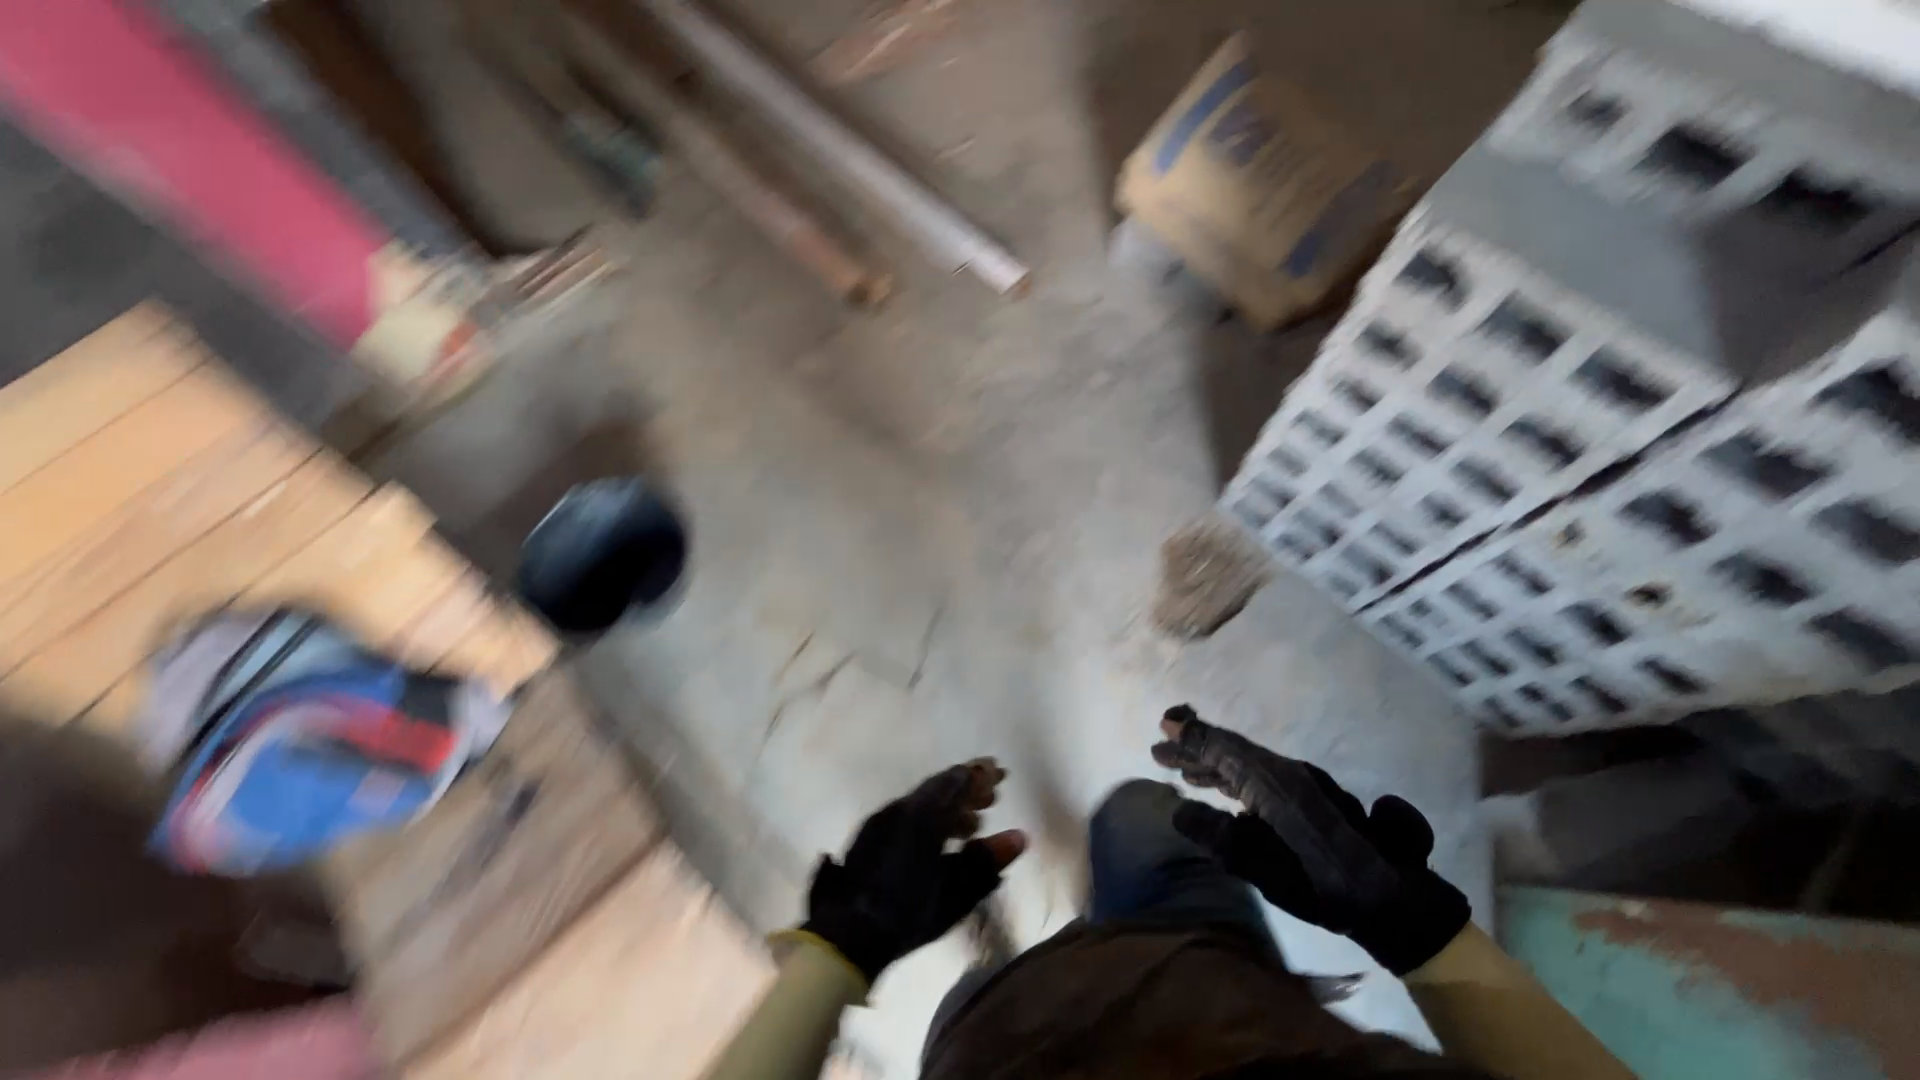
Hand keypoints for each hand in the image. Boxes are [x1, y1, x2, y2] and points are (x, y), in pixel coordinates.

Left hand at [799, 759, 1026, 984]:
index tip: (999, 773)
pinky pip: (907, 813)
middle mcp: (900, 809)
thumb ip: (986, 862)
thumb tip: (1019, 836)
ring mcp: (880, 821)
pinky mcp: (868, 836)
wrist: (847, 935)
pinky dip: (929, 815)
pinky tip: (939, 836)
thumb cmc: (907, 914)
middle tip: (991, 794)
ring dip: (949, 805)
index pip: (956, 783)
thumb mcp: (955, 894)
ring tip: (972, 824)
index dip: (979, 777)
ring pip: (921, 801)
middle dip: (966, 788)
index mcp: (923, 817)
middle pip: (938, 787)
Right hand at [1152, 706, 1468, 974]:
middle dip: (1197, 752)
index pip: (1224, 748)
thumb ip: (1215, 836)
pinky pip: (1269, 777)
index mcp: (1274, 781)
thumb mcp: (1259, 867)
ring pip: (1252, 765)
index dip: (1192, 738)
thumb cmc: (1321, 886)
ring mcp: (1311, 785)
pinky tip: (1232, 793)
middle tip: (1161, 752)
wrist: (1394, 902)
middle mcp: (1291, 773)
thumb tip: (1179, 811)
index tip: (1163, 727)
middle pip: (1236, 753)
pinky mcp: (1323, 801)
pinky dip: (1241, 777)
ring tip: (1187, 773)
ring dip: (1217, 766)